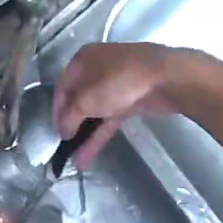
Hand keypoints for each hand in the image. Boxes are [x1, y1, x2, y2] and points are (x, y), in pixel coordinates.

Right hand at [52, 44, 214, 170]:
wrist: (167, 78)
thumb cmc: (119, 81)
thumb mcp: (87, 99)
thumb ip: (70, 116)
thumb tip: (63, 130)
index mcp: (82, 60)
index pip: (61, 86)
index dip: (56, 110)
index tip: (55, 131)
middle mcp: (97, 69)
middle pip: (78, 101)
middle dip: (72, 126)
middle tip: (65, 147)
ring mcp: (116, 85)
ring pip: (95, 113)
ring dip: (86, 136)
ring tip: (76, 162)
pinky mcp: (131, 100)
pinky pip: (110, 119)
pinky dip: (100, 135)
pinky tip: (90, 155)